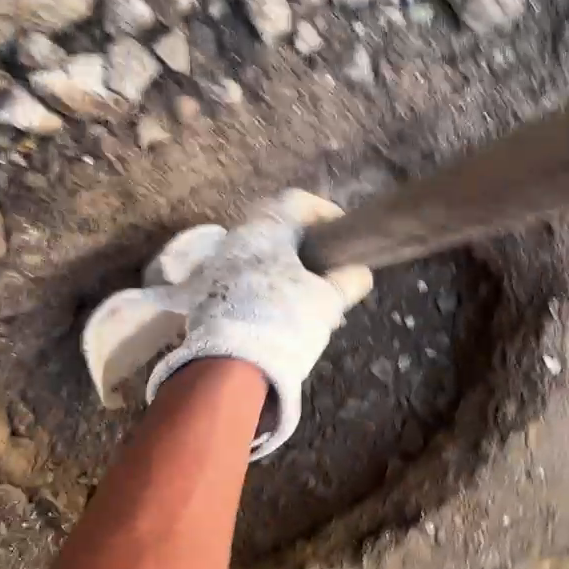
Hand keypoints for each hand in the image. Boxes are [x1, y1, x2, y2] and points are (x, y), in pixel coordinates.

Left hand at [81, 189, 371, 459]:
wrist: (231, 366)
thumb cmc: (285, 319)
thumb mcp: (330, 299)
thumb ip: (350, 280)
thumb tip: (359, 272)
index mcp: (264, 228)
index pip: (296, 201)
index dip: (324, 211)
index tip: (342, 232)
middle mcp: (236, 240)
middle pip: (278, 233)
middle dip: (308, 251)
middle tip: (330, 273)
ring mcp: (218, 269)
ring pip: (263, 261)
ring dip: (291, 276)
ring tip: (316, 305)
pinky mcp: (209, 298)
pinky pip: (247, 284)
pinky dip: (271, 292)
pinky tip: (289, 319)